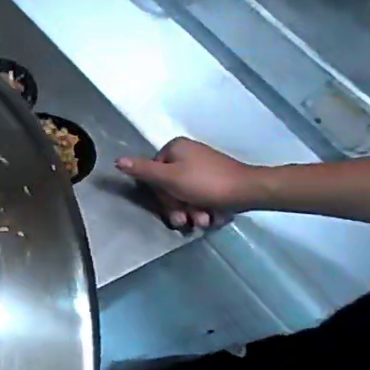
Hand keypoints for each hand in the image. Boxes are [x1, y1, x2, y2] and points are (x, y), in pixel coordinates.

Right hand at [116, 137, 265, 229]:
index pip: (153, 173)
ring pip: (185, 193)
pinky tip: (212, 216)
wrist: (252, 191)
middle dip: (179, 207)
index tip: (174, 208)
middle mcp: (188, 153)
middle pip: (169, 185)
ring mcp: (203, 165)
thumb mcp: (169, 178)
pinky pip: (201, 194)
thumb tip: (117, 161)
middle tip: (188, 221)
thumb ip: (142, 170)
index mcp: (175, 148)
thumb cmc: (207, 184)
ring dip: (192, 211)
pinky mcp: (216, 178)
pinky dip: (204, 206)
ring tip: (203, 221)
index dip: (161, 195)